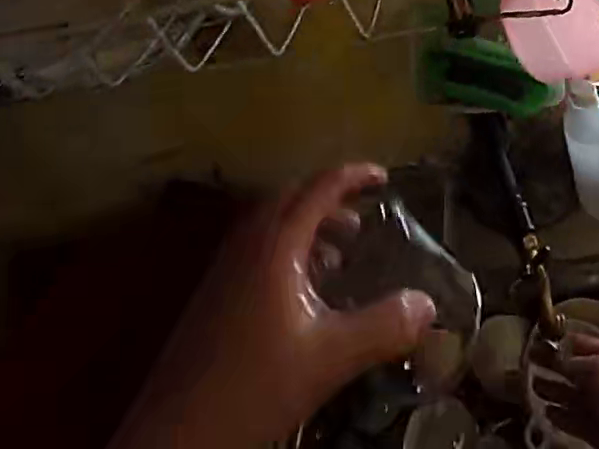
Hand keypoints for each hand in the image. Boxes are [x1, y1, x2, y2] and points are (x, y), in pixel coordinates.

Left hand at [110, 164, 436, 448]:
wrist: (170, 444)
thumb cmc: (252, 388)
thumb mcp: (329, 359)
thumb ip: (383, 327)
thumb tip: (429, 303)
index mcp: (275, 246)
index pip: (320, 188)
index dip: (355, 176)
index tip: (385, 179)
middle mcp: (247, 246)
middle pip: (292, 197)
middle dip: (332, 196)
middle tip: (365, 213)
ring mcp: (224, 271)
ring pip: (272, 223)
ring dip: (310, 223)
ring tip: (342, 251)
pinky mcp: (213, 298)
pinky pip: (257, 248)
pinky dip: (289, 247)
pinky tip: (305, 289)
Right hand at [536, 333, 598, 448]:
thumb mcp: (597, 369)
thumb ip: (574, 364)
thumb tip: (557, 357)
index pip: (583, 343)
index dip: (564, 341)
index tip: (541, 339)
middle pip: (575, 370)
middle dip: (553, 366)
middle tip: (529, 362)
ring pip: (572, 396)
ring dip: (553, 391)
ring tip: (531, 386)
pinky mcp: (596, 431)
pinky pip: (575, 420)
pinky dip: (561, 416)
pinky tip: (546, 412)